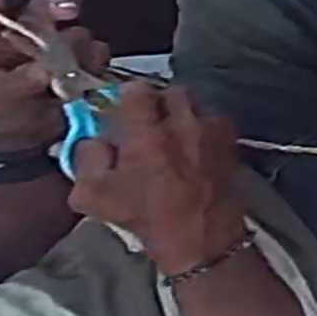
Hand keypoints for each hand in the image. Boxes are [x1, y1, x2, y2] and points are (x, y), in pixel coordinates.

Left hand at [0, 0, 106, 153]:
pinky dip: (94, 61)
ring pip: (74, 32)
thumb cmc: (3, 128)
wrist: (38, 153)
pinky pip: (96, 49)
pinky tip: (85, 77)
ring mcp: (53, 57)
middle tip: (70, 10)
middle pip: (38, 14)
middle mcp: (19, 49)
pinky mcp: (82, 65)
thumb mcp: (1, 103)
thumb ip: (27, 76)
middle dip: (54, 9)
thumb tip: (57, 62)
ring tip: (70, 75)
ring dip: (76, 48)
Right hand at [70, 84, 246, 274]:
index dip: (125, 93)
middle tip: (143, 117)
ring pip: (195, 101)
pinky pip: (211, 115)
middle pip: (171, 91)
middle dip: (156, 99)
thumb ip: (86, 159)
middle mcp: (185, 123)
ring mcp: (213, 126)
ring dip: (179, 110)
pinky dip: (198, 121)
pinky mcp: (230, 133)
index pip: (138, 92)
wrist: (199, 224)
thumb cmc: (144, 212)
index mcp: (148, 135)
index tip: (117, 101)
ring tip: (167, 131)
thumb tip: (90, 136)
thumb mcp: (92, 195)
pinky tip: (189, 141)